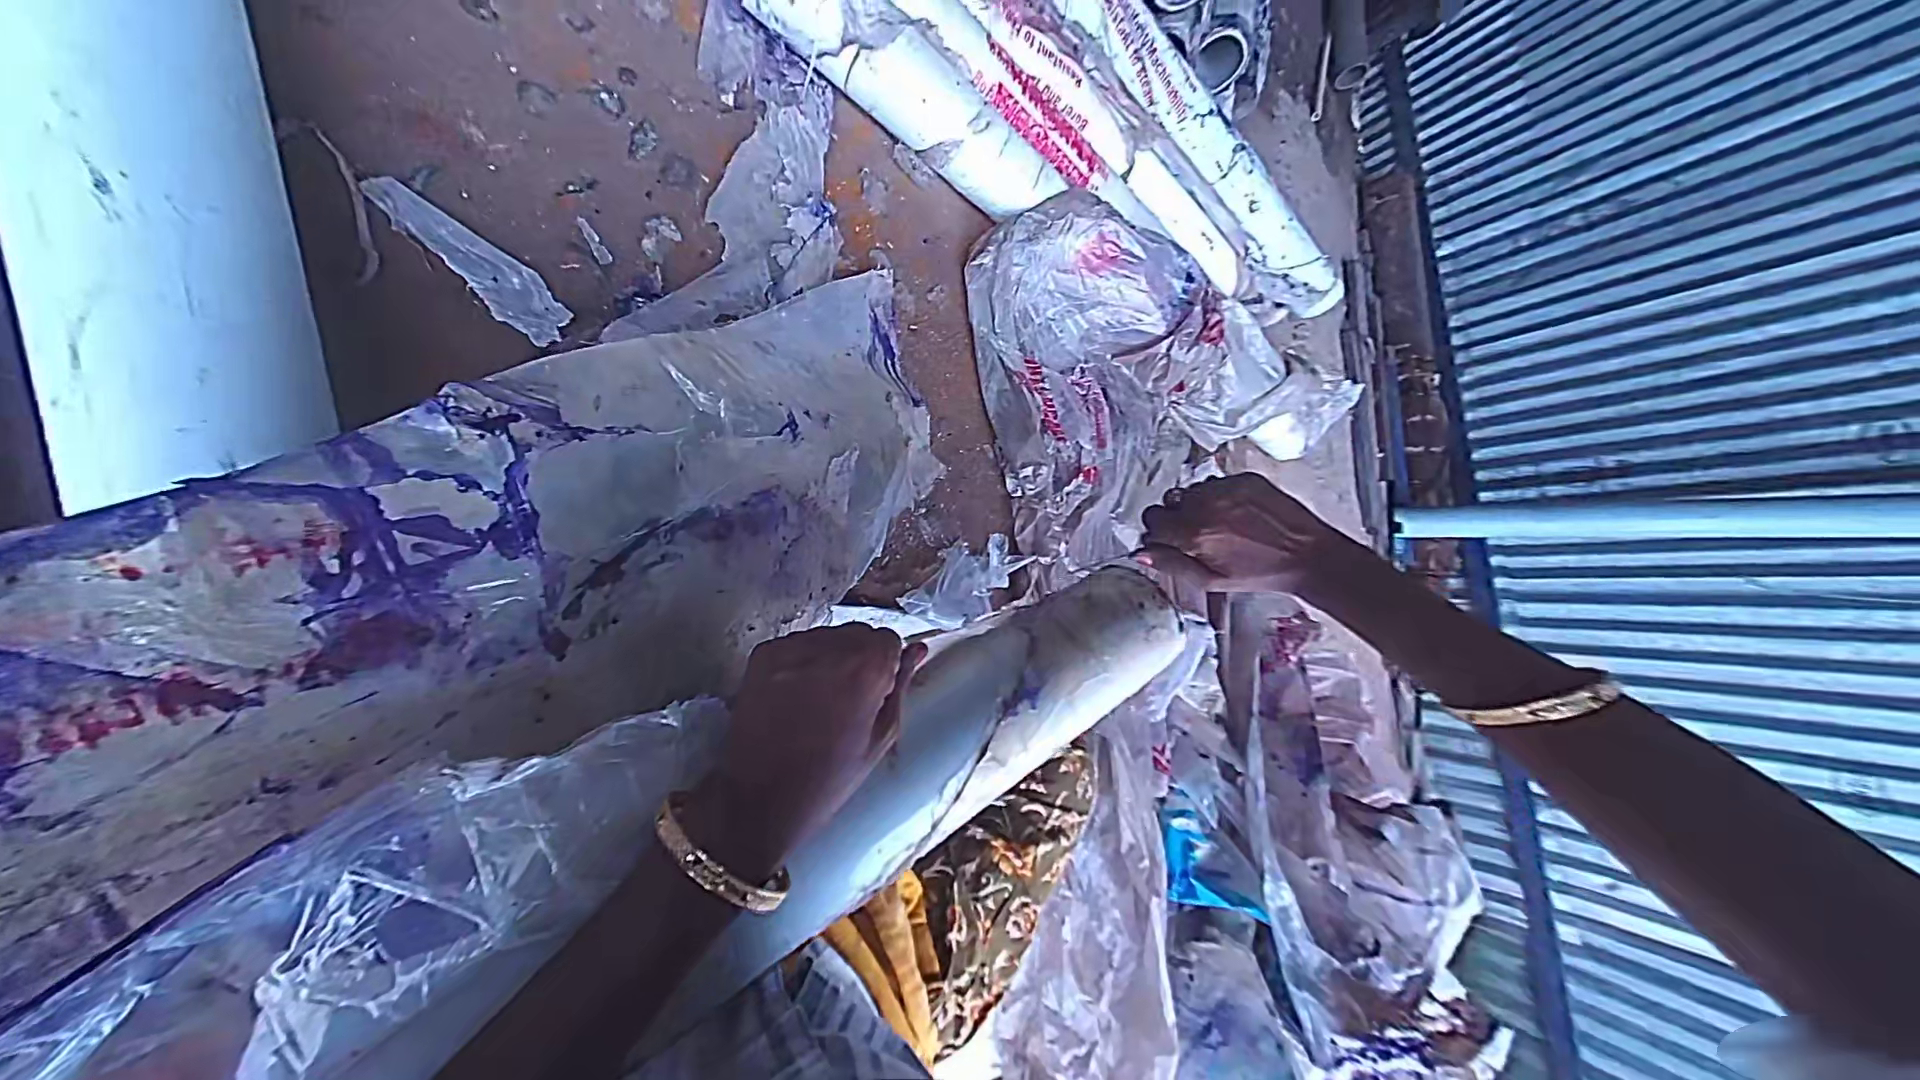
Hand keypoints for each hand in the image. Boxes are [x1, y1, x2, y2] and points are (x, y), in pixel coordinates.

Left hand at [682, 624, 925, 879]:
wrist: (759, 798)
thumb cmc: (827, 777)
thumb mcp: (880, 736)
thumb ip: (901, 686)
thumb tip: (917, 651)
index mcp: (865, 668)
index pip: (889, 638)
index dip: (887, 664)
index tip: (877, 688)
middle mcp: (829, 648)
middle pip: (858, 632)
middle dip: (860, 656)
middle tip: (850, 696)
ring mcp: (791, 649)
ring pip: (827, 635)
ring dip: (830, 656)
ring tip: (820, 698)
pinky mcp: (763, 654)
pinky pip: (796, 644)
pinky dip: (801, 661)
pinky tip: (797, 694)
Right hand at [1138, 473, 1354, 593]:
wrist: (1307, 555)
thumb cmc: (1261, 573)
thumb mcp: (1211, 581)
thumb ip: (1172, 564)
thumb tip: (1142, 553)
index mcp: (1194, 534)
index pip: (1153, 521)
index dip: (1158, 533)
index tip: (1167, 541)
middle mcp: (1206, 506)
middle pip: (1168, 503)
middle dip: (1173, 517)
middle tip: (1191, 533)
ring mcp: (1226, 488)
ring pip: (1190, 491)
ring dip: (1195, 505)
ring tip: (1217, 523)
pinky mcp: (1244, 478)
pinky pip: (1215, 482)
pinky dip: (1217, 495)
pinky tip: (1234, 513)